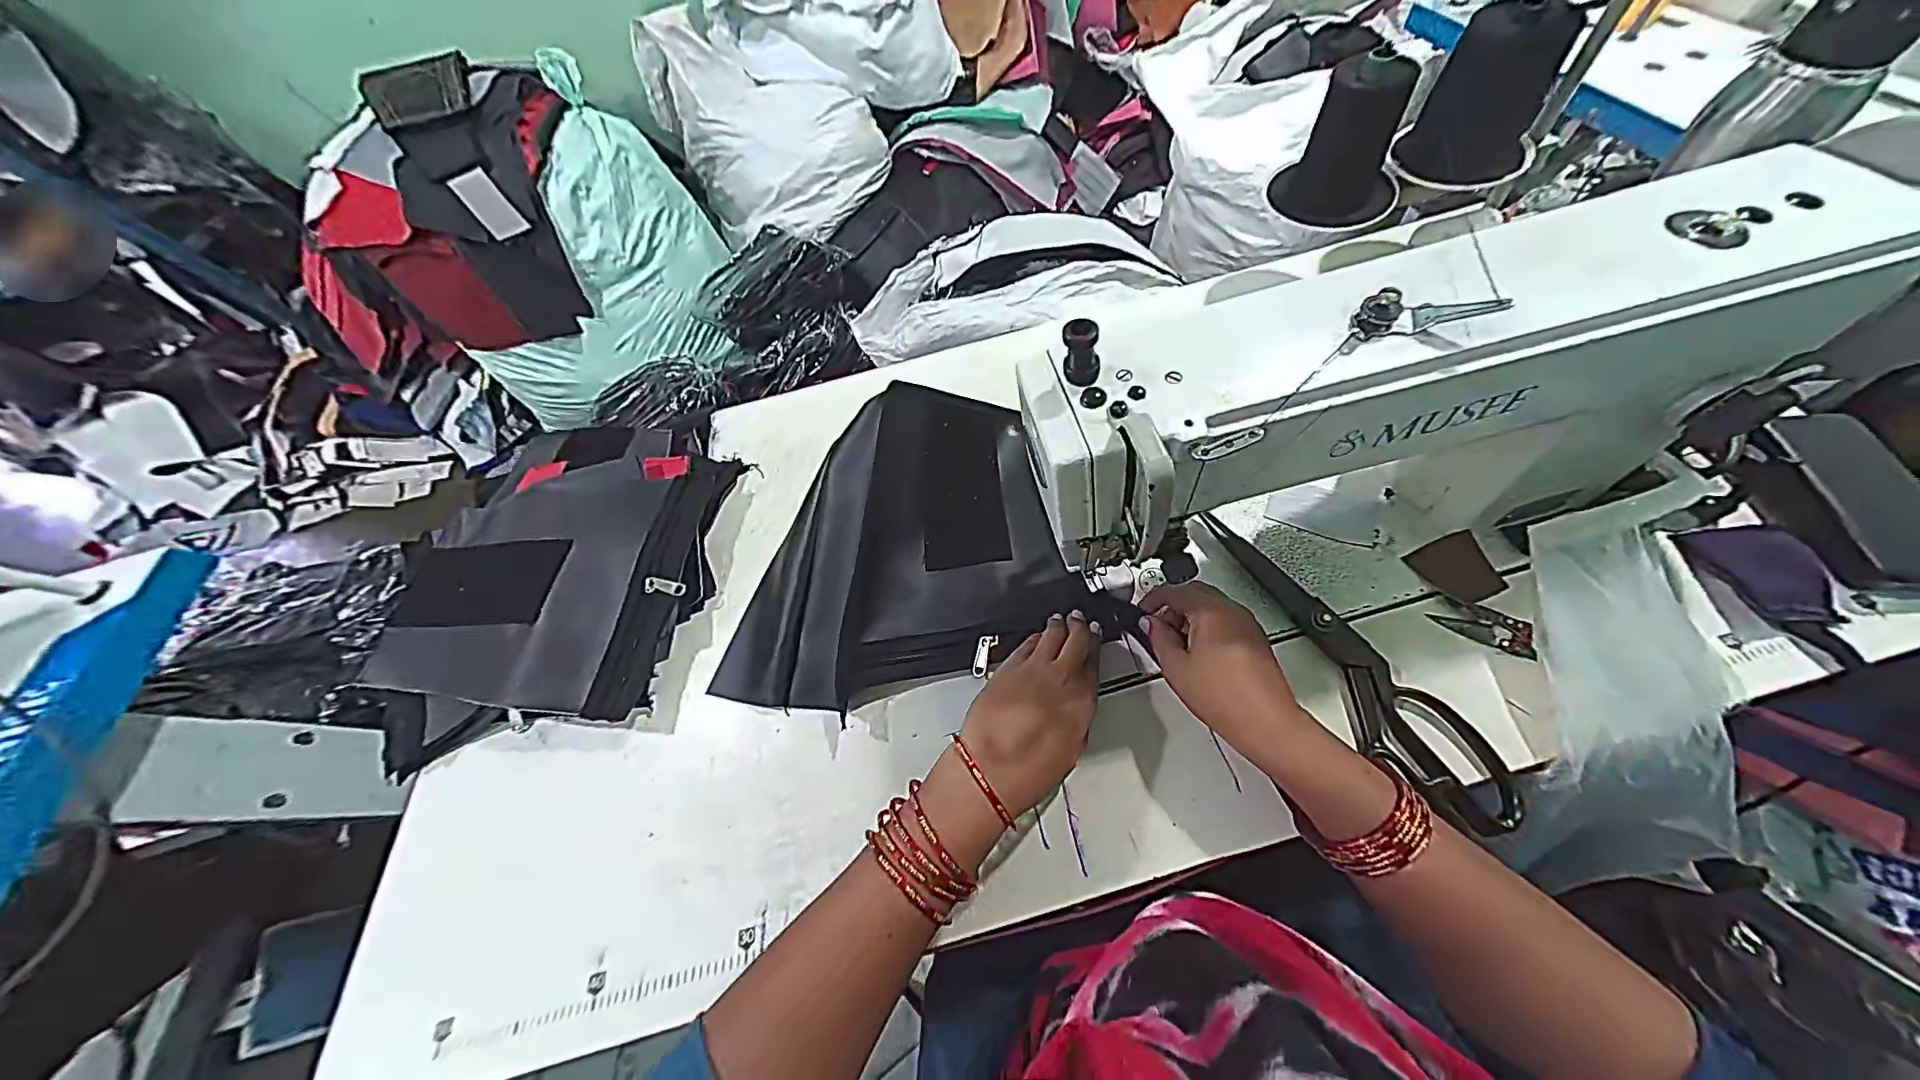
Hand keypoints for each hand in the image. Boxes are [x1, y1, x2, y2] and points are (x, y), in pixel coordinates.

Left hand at [953, 611, 1100, 816]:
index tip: (1095, 639)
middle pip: (1076, 641)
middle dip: (1079, 628)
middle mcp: (1061, 679)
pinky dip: (1033, 638)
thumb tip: (1075, 711)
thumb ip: (1078, 720)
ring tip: (1060, 621)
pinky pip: (1026, 644)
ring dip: (1058, 626)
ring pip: (1051, 635)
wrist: (991, 768)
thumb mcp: (1071, 749)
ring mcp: (1033, 669)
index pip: (1095, 663)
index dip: (1096, 648)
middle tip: (1080, 621)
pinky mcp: (1008, 668)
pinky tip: (1035, 637)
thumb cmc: (1028, 769)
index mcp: (1082, 701)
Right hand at [1140, 581, 1309, 750]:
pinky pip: (1225, 620)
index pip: (1176, 590)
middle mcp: (1234, 612)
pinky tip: (1198, 653)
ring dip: (1190, 616)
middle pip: (1195, 592)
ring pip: (1211, 605)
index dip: (1153, 598)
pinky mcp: (1255, 638)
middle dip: (1172, 605)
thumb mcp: (1176, 668)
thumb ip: (1158, 638)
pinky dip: (1207, 627)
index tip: (1144, 610)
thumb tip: (1152, 625)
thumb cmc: (1229, 700)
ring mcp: (1248, 624)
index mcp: (1212, 613)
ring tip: (1176, 643)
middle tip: (1157, 624)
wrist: (1265, 723)